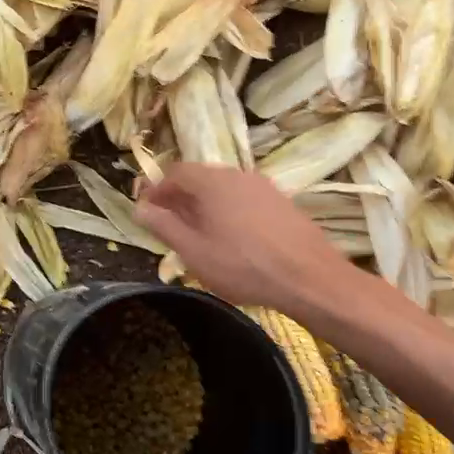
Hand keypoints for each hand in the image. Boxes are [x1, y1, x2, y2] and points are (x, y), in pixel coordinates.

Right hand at [136, 163, 354, 310]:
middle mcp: (237, 175)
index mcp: (211, 181)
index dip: (157, 190)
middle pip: (200, 178)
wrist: (314, 281)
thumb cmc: (244, 265)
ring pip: (224, 189)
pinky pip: (246, 200)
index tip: (148, 211)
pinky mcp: (284, 204)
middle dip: (181, 198)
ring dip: (206, 205)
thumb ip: (162, 225)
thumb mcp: (193, 250)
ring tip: (202, 234)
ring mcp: (264, 188)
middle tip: (172, 224)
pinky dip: (231, 212)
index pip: (174, 172)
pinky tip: (235, 239)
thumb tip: (139, 207)